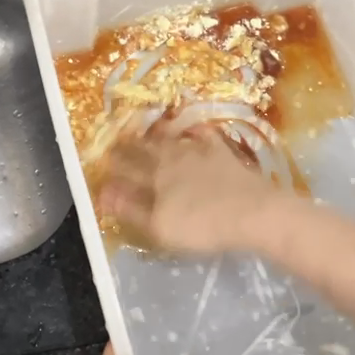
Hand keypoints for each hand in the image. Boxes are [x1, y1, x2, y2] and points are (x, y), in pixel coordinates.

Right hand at [97, 129, 293, 257]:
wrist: (253, 213)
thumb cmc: (202, 226)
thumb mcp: (159, 226)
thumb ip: (129, 209)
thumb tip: (103, 194)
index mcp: (154, 177)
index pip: (126, 168)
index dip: (113, 165)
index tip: (101, 159)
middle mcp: (171, 159)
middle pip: (145, 150)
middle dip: (129, 146)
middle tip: (117, 140)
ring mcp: (198, 152)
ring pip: (171, 140)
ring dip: (156, 136)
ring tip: (147, 132)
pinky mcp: (223, 153)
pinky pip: (204, 136)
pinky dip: (194, 131)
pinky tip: (192, 129)